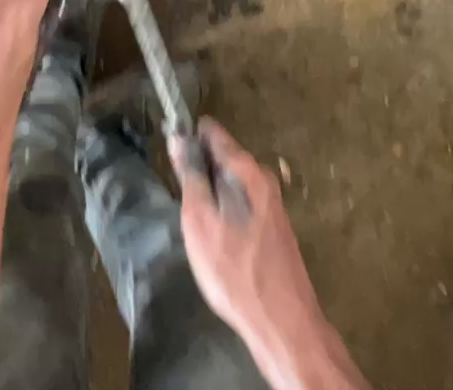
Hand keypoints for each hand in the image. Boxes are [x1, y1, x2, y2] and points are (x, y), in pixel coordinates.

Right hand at [171, 119, 322, 340]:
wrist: (282, 321)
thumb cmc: (233, 268)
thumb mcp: (199, 219)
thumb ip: (189, 174)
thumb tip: (179, 136)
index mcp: (245, 169)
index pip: (212, 131)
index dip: (186, 137)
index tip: (169, 156)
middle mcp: (263, 177)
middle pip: (222, 155)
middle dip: (199, 168)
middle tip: (181, 199)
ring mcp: (272, 201)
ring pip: (231, 180)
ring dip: (211, 191)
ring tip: (196, 222)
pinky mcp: (274, 224)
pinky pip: (242, 200)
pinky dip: (225, 208)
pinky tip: (217, 238)